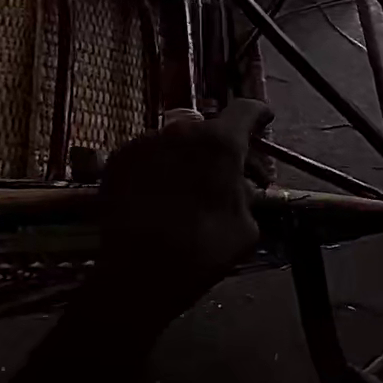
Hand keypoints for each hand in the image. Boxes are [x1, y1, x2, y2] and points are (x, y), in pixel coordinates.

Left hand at [90, 98, 270, 318]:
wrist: (137, 272)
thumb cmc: (202, 250)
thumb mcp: (245, 227)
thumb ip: (245, 194)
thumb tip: (240, 186)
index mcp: (220, 142)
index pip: (245, 110)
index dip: (258, 114)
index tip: (264, 120)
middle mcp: (182, 131)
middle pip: (209, 128)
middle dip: (220, 147)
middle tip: (225, 173)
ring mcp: (146, 141)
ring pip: (175, 142)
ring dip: (186, 158)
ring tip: (186, 190)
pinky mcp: (119, 158)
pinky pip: (148, 155)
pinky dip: (158, 168)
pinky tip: (158, 196)